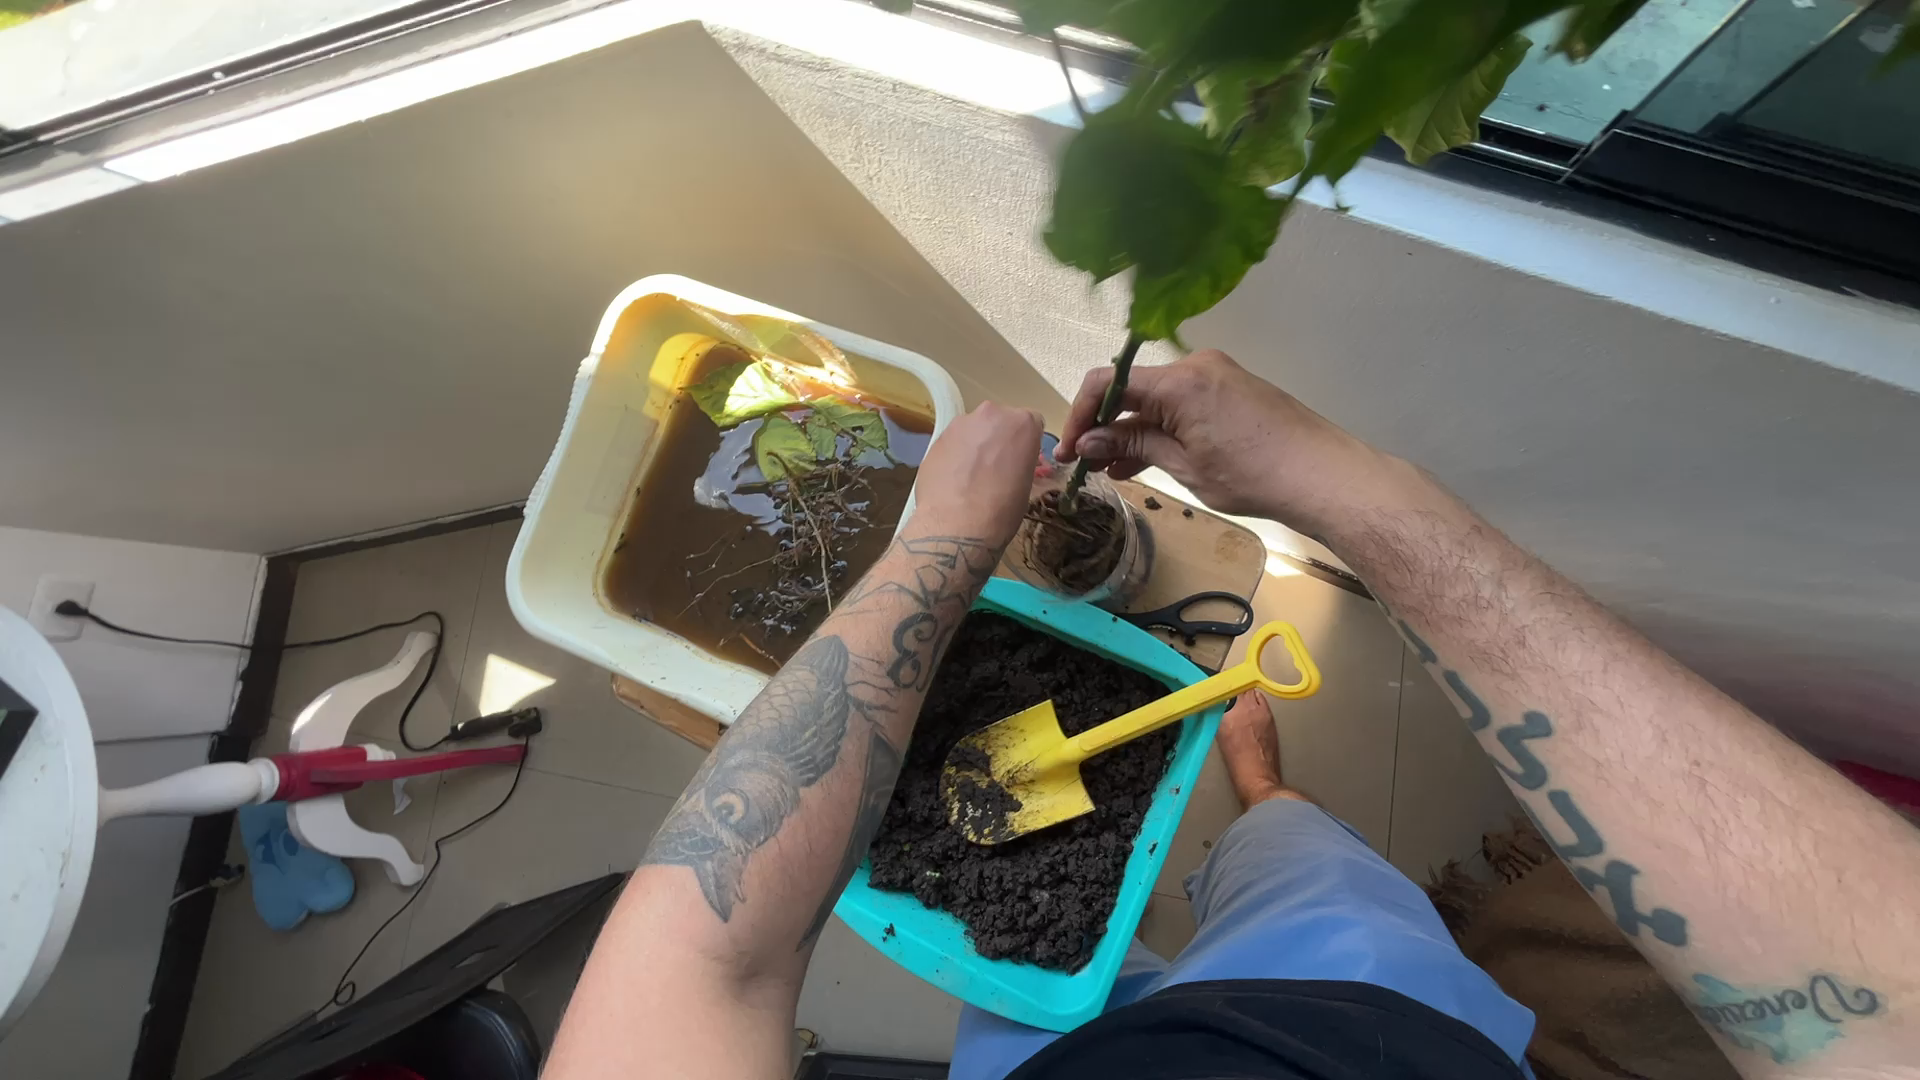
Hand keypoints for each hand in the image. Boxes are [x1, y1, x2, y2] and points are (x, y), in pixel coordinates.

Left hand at [910, 401, 1043, 545]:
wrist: (957, 525)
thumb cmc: (1002, 509)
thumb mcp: (1026, 485)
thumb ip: (1021, 461)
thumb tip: (1012, 463)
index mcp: (1022, 422)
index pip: (1031, 423)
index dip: (1026, 443)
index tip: (1021, 460)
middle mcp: (991, 414)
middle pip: (999, 421)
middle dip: (999, 440)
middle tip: (996, 468)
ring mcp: (960, 424)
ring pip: (973, 430)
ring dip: (975, 446)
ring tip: (971, 477)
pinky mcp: (936, 438)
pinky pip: (953, 443)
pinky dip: (955, 455)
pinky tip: (953, 480)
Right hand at [1055, 349, 1394, 530]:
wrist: (1323, 475)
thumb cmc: (1252, 474)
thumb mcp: (1183, 464)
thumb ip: (1132, 444)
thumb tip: (1086, 441)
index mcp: (1179, 381)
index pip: (1108, 383)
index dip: (1081, 415)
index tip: (1069, 451)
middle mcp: (1194, 366)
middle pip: (1130, 389)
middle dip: (1103, 426)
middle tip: (1083, 464)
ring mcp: (1214, 376)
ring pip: (1154, 399)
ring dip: (1129, 431)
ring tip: (1108, 469)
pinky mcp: (1228, 390)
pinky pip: (1179, 404)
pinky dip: (1158, 428)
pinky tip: (1140, 460)